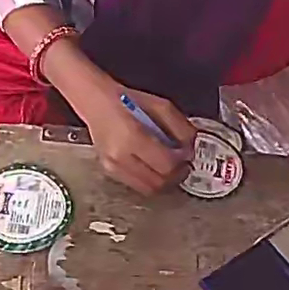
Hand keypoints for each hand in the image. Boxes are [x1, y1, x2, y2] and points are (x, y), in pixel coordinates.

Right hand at [72, 80, 193, 194]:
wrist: (96, 102)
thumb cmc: (127, 100)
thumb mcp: (160, 106)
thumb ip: (180, 128)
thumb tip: (192, 149)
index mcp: (132, 137)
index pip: (166, 165)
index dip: (182, 164)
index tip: (188, 156)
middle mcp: (120, 156)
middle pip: (158, 182)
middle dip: (176, 176)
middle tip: (183, 166)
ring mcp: (112, 167)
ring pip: (148, 189)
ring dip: (164, 182)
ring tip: (170, 168)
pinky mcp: (109, 172)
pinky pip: (137, 185)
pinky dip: (150, 181)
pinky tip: (154, 167)